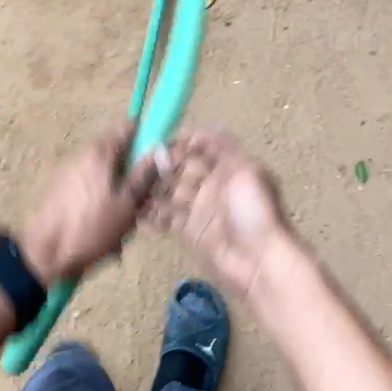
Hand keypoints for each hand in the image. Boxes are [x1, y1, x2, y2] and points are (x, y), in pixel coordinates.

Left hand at [20, 122, 158, 282]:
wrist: (43, 252)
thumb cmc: (90, 227)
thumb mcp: (126, 205)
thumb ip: (143, 175)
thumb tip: (158, 149)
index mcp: (100, 151)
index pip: (128, 127)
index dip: (147, 136)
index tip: (159, 156)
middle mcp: (83, 153)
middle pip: (117, 154)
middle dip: (132, 174)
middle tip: (142, 201)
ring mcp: (69, 170)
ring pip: (104, 175)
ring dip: (117, 193)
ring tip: (122, 225)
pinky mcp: (61, 188)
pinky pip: (90, 188)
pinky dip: (101, 203)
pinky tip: (105, 231)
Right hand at [143, 126, 295, 299]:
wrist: (260, 261)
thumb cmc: (254, 210)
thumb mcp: (246, 169)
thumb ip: (223, 146)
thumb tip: (197, 129)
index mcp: (227, 167)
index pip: (199, 147)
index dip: (180, 143)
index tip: (160, 141)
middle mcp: (212, 185)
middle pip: (181, 169)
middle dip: (162, 165)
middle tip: (140, 165)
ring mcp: (200, 209)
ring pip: (170, 193)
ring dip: (152, 188)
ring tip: (131, 185)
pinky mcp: (190, 232)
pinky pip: (167, 218)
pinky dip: (151, 214)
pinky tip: (134, 210)